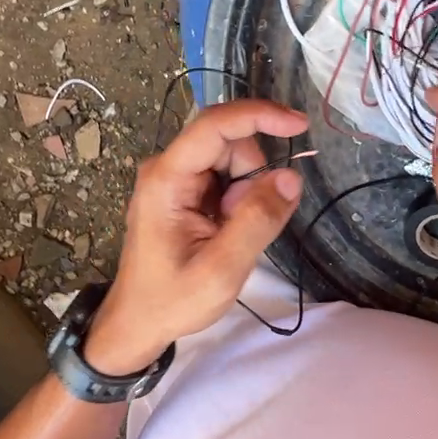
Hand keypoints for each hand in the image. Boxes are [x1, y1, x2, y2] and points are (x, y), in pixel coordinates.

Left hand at [86, 100, 307, 375]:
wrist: (137, 323)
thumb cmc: (172, 300)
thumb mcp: (222, 269)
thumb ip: (257, 221)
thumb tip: (292, 176)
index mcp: (167, 178)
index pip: (215, 125)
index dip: (259, 115)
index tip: (300, 125)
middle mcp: (167, 167)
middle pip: (228, 142)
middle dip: (252, 174)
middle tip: (243, 224)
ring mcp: (175, 178)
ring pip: (231, 159)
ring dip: (246, 190)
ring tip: (229, 234)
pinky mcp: (184, 191)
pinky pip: (225, 177)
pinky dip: (238, 200)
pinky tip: (225, 231)